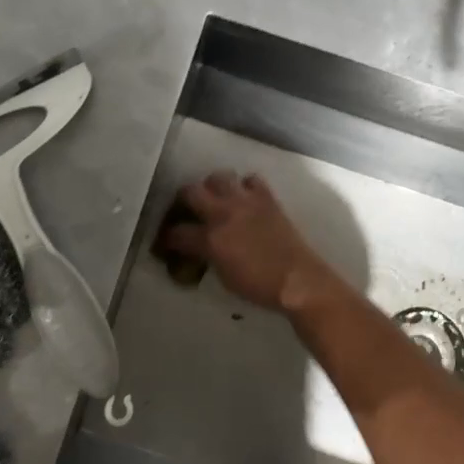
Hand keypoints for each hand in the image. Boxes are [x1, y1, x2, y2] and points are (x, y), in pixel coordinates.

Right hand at [159, 171, 340, 312]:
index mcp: (210, 239)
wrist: (296, 278)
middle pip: (191, 191)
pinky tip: (246, 198)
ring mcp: (245, 201)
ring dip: (213, 186)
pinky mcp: (266, 197)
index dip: (167, 237)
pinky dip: (245, 186)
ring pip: (219, 176)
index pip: (177, 232)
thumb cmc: (259, 286)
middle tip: (187, 208)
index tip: (166, 240)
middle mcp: (223, 213)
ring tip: (217, 197)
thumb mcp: (224, 277)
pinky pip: (251, 179)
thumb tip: (202, 249)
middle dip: (184, 199)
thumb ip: (209, 256)